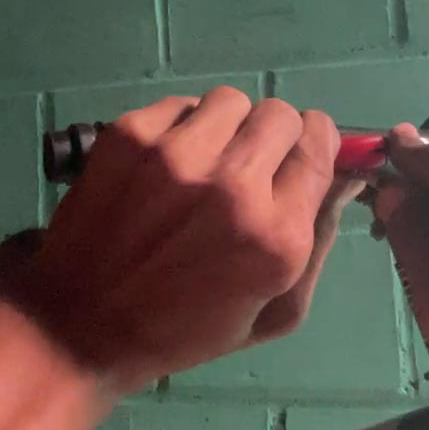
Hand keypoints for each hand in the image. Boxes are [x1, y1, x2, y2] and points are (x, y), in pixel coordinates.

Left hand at [2, 88, 355, 393]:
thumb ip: (321, 238)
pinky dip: (182, 127)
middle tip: (248, 166)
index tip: (297, 156)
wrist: (81, 324)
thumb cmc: (185, 328)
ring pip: (231, 100)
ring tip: (204, 163)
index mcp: (278, 235)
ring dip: (228, 127)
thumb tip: (347, 173)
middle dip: (273, 136)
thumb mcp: (275, 311)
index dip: (314, 144)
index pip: (320, 142)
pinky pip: (181, 104)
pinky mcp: (130, 135)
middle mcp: (233, 185)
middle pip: (280, 113)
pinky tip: (165, 165)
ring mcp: (177, 154)